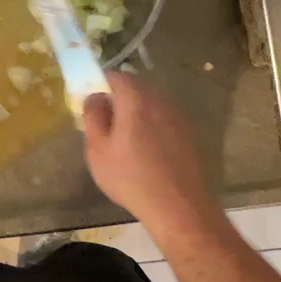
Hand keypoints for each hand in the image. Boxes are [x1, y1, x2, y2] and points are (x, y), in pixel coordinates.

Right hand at [81, 72, 219, 234]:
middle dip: (118, 97)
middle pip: (136, 86)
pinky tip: (146, 150)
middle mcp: (161, 100)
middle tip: (105, 122)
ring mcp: (178, 115)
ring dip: (136, 112)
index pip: (115, 76)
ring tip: (124, 138)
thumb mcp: (98, 150)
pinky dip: (152, 125)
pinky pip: (164, 118)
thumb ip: (93, 117)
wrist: (178, 205)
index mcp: (136, 99)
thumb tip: (94, 98)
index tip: (90, 104)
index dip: (99, 84)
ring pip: (152, 102)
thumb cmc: (131, 177)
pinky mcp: (189, 132)